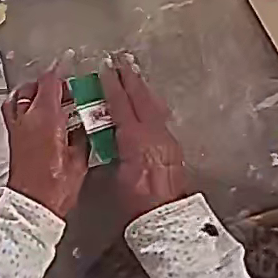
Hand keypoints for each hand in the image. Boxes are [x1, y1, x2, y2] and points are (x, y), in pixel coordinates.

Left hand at [4, 68, 90, 216]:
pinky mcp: (13, 139)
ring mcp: (16, 128)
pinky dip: (23, 107)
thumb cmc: (57, 182)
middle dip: (48, 82)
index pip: (51, 82)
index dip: (61, 69)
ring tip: (48, 96)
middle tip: (64, 86)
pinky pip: (14, 113)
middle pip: (33, 87)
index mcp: (46, 117)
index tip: (69, 59)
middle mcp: (27, 118)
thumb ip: (80, 133)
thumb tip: (82, 122)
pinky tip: (38, 115)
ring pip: (19, 98)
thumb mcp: (78, 155)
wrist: (35, 204)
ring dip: (32, 93)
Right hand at [102, 55, 188, 220]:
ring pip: (153, 105)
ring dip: (142, 88)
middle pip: (141, 99)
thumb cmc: (136, 203)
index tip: (105, 70)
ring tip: (134, 74)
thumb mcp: (116, 175)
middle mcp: (155, 133)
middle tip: (121, 60)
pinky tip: (147, 101)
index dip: (112, 86)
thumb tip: (107, 133)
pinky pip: (160, 116)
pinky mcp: (172, 145)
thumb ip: (113, 149)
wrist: (167, 217)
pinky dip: (150, 104)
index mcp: (137, 139)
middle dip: (131, 78)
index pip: (121, 106)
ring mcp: (166, 138)